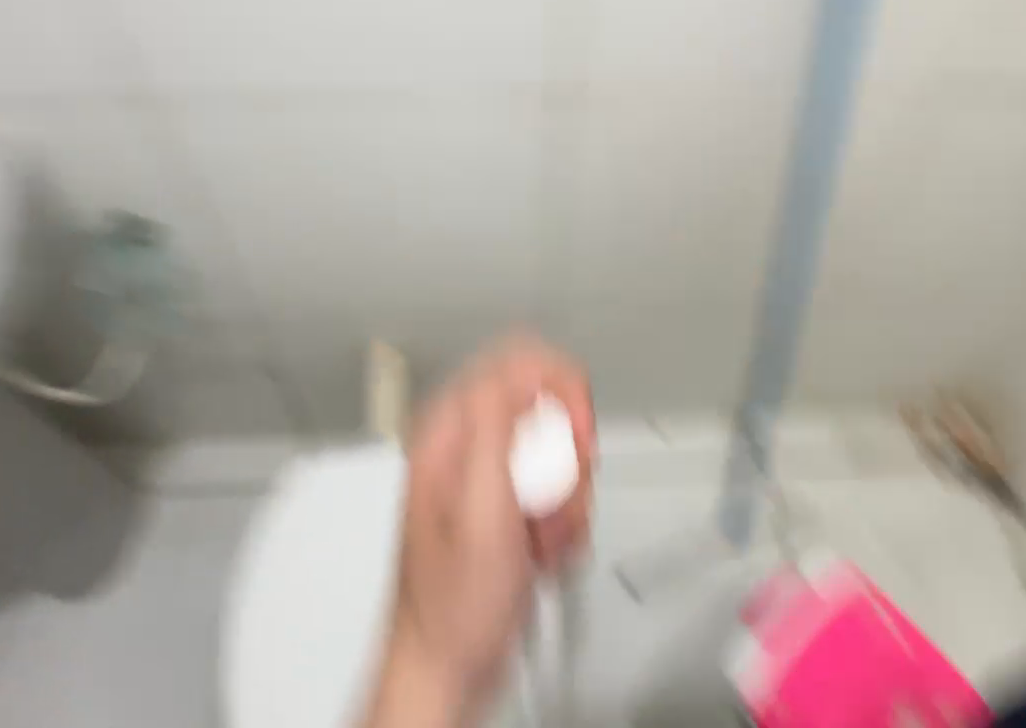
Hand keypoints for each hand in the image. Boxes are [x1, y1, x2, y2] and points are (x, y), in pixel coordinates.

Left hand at [366, 336, 595, 727]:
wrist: (449, 663)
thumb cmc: (452, 602)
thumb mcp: (479, 508)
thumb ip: (499, 428)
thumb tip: (520, 368)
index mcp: (453, 428)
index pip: (521, 362)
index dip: (561, 390)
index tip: (576, 433)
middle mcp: (469, 443)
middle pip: (549, 409)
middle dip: (567, 462)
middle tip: (552, 503)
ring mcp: (492, 473)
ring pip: (561, 451)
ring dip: (568, 499)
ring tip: (540, 538)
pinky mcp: (510, 501)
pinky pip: (561, 486)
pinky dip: (565, 520)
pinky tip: (540, 551)